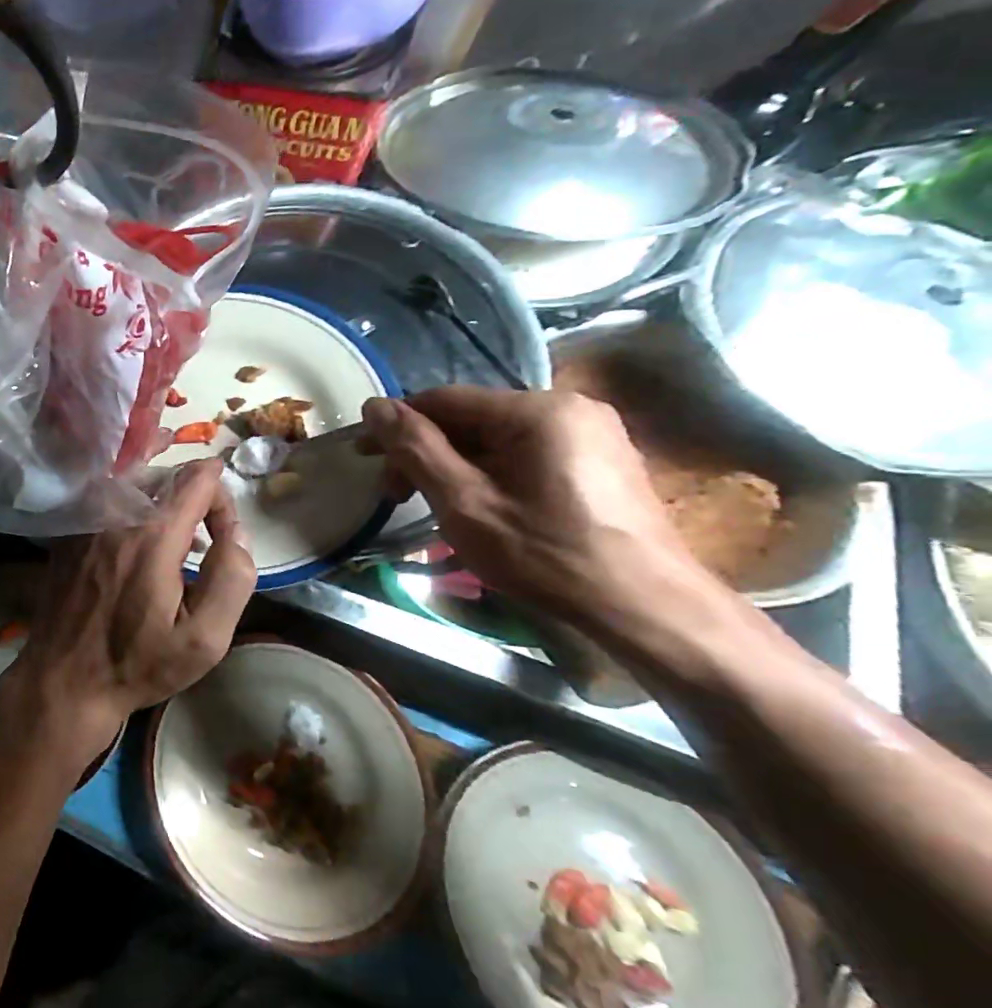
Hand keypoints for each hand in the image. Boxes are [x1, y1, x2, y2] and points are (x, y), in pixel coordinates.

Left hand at [0, 459, 256, 763]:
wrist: (65, 679)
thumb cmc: (138, 663)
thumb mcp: (205, 638)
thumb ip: (233, 576)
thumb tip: (236, 530)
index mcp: (153, 534)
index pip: (197, 477)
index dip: (222, 495)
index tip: (224, 531)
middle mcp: (115, 514)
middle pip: (163, 474)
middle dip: (192, 492)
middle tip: (204, 530)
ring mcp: (85, 522)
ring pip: (131, 483)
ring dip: (160, 497)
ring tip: (177, 535)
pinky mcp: (67, 534)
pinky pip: (105, 502)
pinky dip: (129, 508)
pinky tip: (137, 542)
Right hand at [358, 386, 708, 619]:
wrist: (644, 607)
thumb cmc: (544, 553)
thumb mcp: (464, 502)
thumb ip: (416, 449)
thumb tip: (374, 406)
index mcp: (536, 410)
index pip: (444, 400)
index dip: (396, 424)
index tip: (362, 455)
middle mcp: (569, 407)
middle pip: (472, 418)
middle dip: (425, 451)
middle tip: (395, 494)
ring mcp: (592, 433)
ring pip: (498, 437)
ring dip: (454, 464)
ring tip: (433, 503)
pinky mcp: (601, 460)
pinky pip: (526, 452)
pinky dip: (490, 472)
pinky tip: (479, 504)